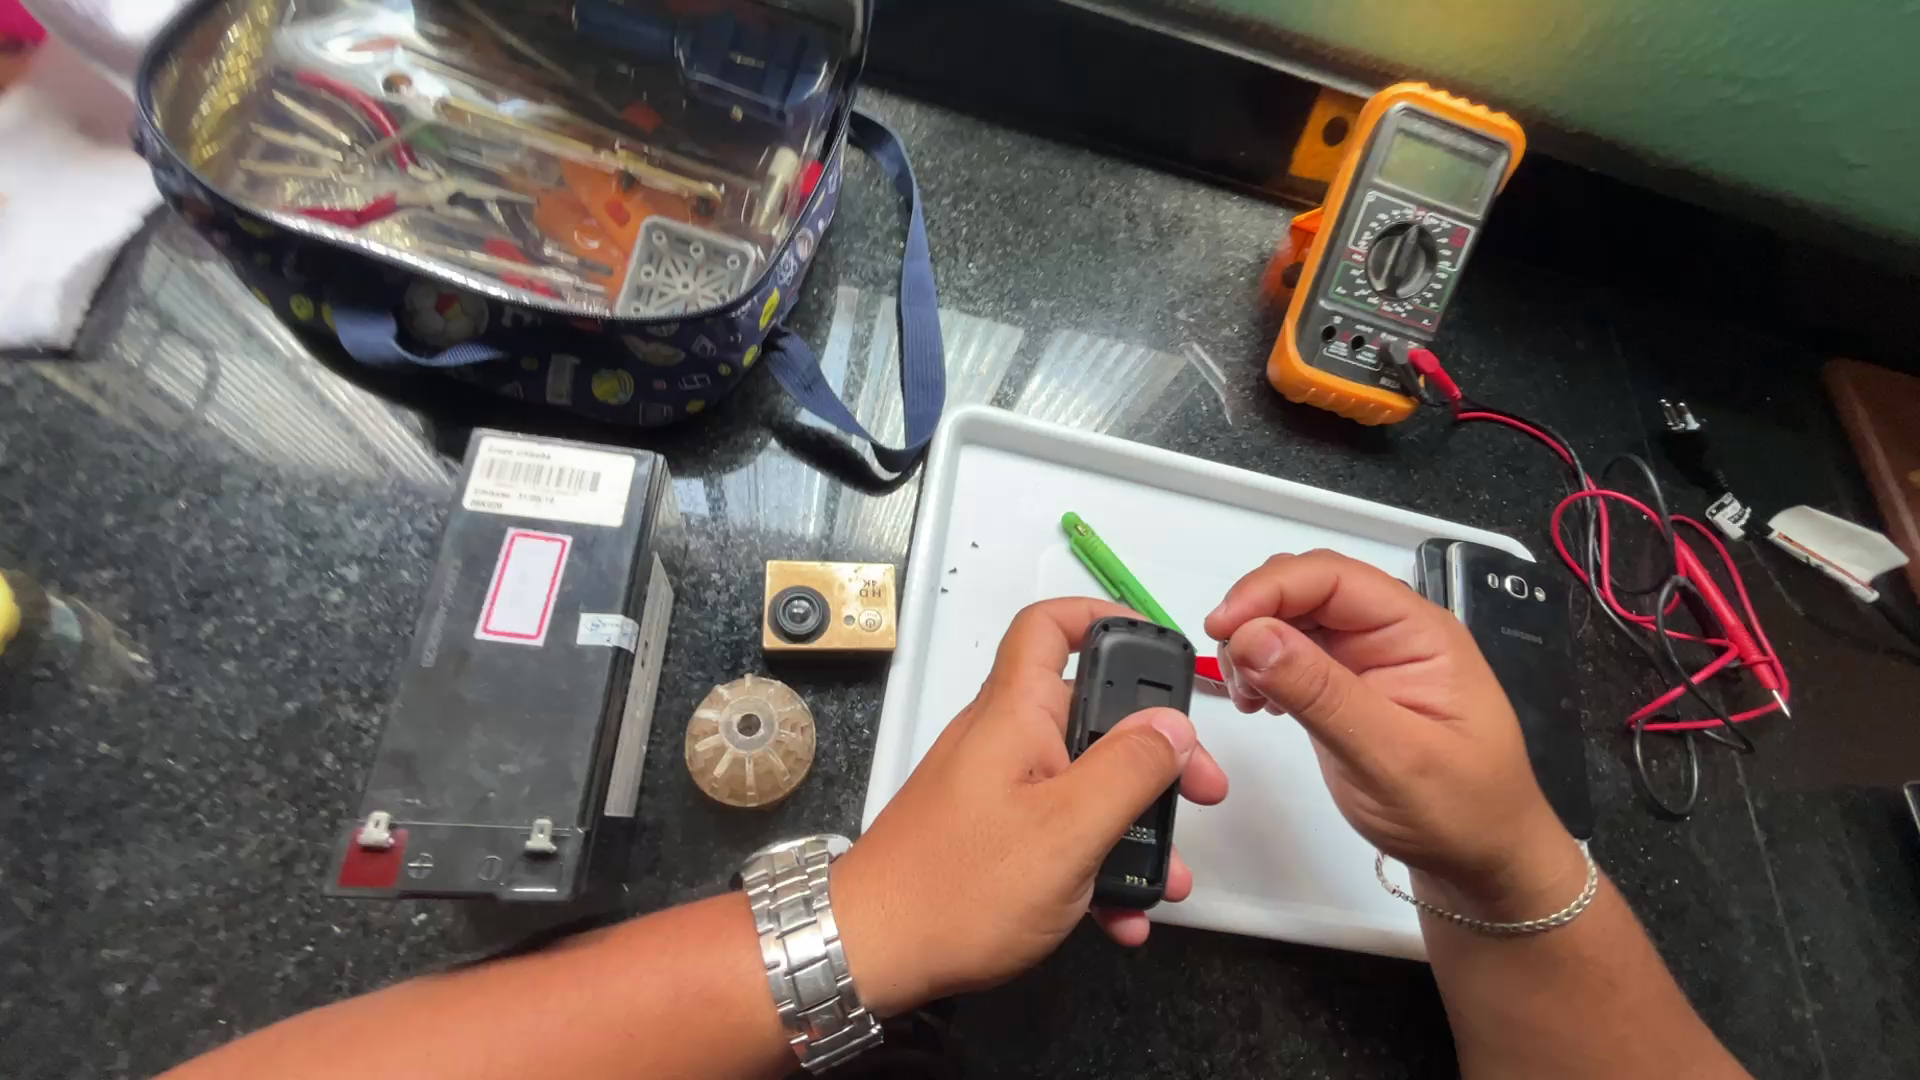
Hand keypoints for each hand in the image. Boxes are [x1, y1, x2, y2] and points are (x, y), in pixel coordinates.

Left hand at [831, 598, 1228, 1015]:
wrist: (874, 952)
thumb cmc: (961, 886)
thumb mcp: (1066, 829)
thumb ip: (1127, 771)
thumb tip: (1172, 725)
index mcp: (1015, 712)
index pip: (1048, 627)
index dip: (1099, 617)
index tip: (1154, 645)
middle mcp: (1006, 737)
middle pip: (1090, 710)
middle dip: (1152, 749)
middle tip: (1200, 788)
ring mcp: (1001, 784)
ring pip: (1084, 777)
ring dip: (1134, 821)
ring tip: (1171, 874)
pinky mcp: (997, 826)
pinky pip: (1060, 824)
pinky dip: (1096, 857)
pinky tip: (1122, 912)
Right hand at [1204, 551, 1584, 920]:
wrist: (1476, 860)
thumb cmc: (1459, 812)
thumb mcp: (1391, 757)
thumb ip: (1321, 694)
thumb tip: (1251, 636)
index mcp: (1417, 631)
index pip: (1332, 577)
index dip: (1270, 589)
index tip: (1224, 626)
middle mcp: (1386, 630)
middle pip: (1303, 586)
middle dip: (1255, 613)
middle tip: (1230, 664)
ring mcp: (1359, 654)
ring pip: (1285, 614)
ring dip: (1250, 641)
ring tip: (1247, 694)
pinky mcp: (1335, 680)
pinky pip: (1282, 649)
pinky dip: (1255, 665)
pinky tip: (1256, 701)